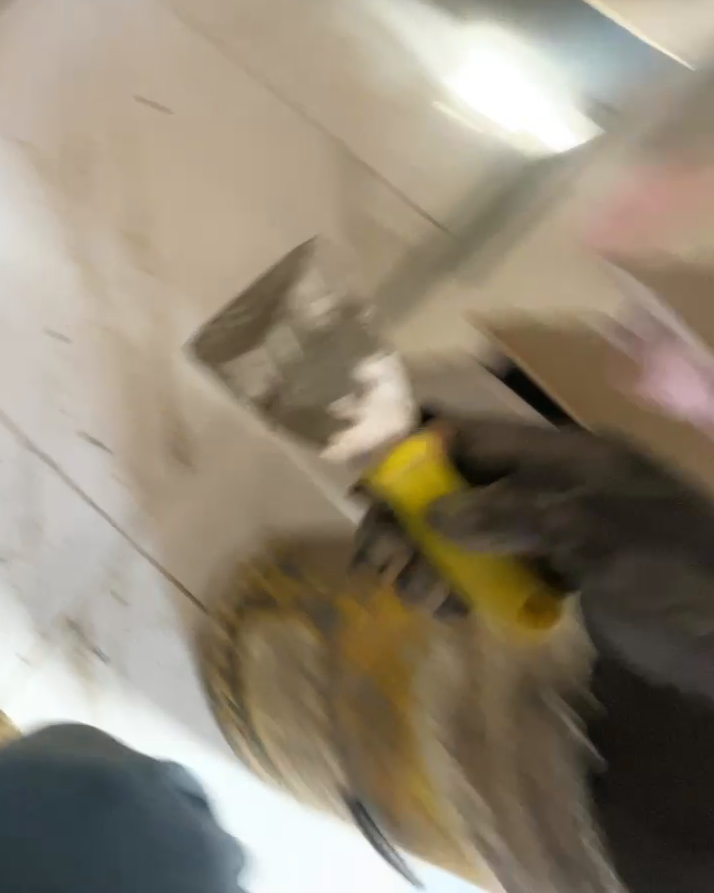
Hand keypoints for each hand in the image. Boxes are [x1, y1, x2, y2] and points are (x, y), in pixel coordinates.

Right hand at [354, 417, 713, 698]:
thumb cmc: (691, 578)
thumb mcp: (606, 537)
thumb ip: (514, 516)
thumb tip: (432, 515)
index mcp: (565, 458)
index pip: (462, 439)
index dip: (406, 460)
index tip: (367, 497)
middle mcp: (550, 485)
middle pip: (449, 487)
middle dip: (408, 525)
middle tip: (378, 565)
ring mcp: (553, 528)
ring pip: (460, 530)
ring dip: (427, 562)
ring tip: (421, 599)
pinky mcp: (558, 570)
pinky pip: (486, 566)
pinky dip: (458, 585)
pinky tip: (453, 610)